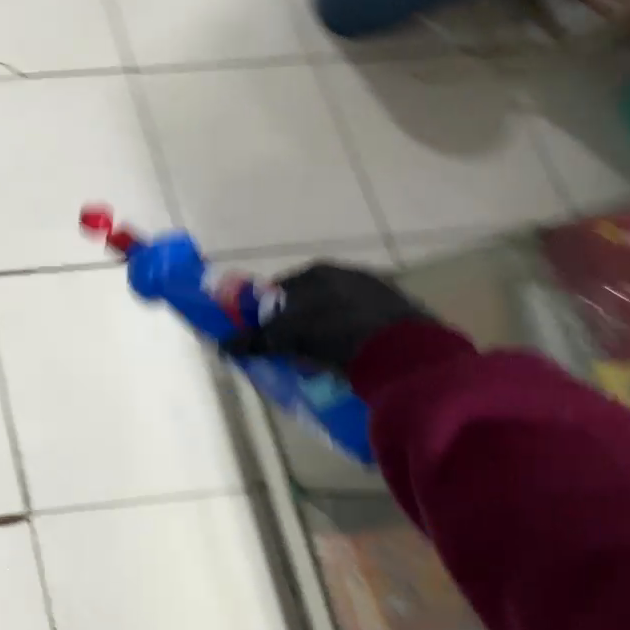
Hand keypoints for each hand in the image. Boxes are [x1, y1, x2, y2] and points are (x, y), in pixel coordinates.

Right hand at [227, 262, 429, 370]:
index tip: (266, 335)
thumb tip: (223, 346)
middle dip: (300, 322)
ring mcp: (380, 288)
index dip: (269, 313)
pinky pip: (367, 322)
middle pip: (311, 299)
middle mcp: (347, 272)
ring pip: (340, 310)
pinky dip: (356, 336)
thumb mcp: (287, 338)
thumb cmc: (335, 334)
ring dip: (329, 330)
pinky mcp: (404, 309)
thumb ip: (254, 340)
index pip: (280, 289)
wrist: (405, 353)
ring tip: (326, 358)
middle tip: (295, 349)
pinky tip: (355, 356)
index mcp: (316, 271)